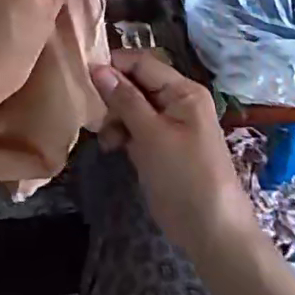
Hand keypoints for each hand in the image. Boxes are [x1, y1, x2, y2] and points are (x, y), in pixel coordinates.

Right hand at [93, 50, 256, 254]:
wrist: (212, 231)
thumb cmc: (185, 176)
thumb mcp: (152, 135)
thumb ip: (124, 99)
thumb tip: (96, 68)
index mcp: (182, 91)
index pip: (141, 63)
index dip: (112, 66)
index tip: (83, 77)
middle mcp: (176, 101)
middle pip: (134, 83)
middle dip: (111, 96)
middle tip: (94, 115)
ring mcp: (167, 124)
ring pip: (129, 106)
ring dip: (113, 118)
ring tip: (106, 139)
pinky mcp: (159, 145)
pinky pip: (133, 126)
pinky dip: (120, 133)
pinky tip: (112, 147)